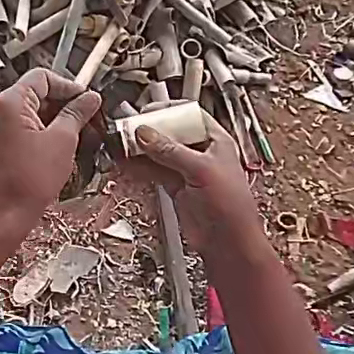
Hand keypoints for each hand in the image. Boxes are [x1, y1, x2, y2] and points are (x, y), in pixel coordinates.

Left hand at [0, 68, 102, 226]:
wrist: (12, 210)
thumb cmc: (29, 180)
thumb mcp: (64, 139)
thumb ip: (77, 113)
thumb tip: (89, 99)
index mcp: (11, 102)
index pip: (43, 77)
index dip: (69, 86)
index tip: (86, 99)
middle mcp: (1, 110)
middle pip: (40, 92)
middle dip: (67, 103)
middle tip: (89, 115)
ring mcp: (2, 126)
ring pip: (38, 109)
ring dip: (61, 117)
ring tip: (82, 131)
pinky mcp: (7, 141)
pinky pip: (31, 125)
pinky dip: (50, 129)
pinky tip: (67, 142)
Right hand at [126, 113, 264, 256]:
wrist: (229, 242)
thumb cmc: (232, 207)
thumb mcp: (201, 170)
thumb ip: (170, 151)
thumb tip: (146, 134)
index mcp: (216, 141)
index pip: (190, 116)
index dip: (169, 111)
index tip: (147, 110)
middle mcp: (201, 153)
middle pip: (170, 134)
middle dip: (150, 130)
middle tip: (129, 127)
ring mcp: (187, 171)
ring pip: (159, 153)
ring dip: (140, 149)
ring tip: (121, 143)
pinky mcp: (176, 188)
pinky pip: (154, 172)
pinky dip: (139, 167)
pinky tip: (125, 162)